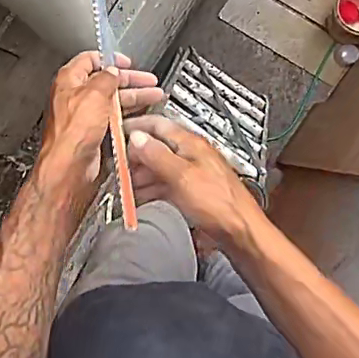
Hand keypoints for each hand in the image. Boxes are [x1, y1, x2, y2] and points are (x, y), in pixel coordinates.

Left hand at [37, 51, 162, 189]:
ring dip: (133, 97)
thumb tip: (112, 71)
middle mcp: (74, 98)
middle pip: (105, 81)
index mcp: (69, 82)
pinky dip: (126, 116)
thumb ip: (106, 78)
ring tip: (152, 95)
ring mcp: (83, 117)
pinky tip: (139, 116)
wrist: (68, 167)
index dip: (109, 59)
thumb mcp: (94, 95)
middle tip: (147, 80)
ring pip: (111, 101)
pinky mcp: (91, 133)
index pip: (89, 60)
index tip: (125, 62)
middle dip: (129, 80)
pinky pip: (112, 120)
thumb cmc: (71, 134)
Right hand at [125, 115, 262, 243]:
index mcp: (191, 144)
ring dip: (141, 175)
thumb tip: (137, 137)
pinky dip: (152, 189)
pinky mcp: (194, 192)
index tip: (117, 132)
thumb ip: (157, 155)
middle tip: (118, 166)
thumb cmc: (220, 204)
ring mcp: (193, 173)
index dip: (135, 126)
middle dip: (135, 156)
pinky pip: (166, 185)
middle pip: (157, 146)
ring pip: (160, 167)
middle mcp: (192, 155)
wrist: (242, 233)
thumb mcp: (181, 176)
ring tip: (126, 186)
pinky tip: (142, 199)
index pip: (158, 124)